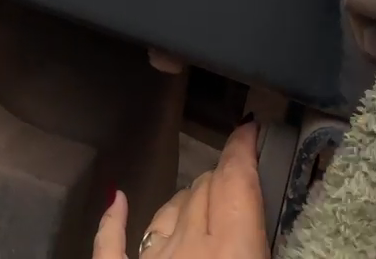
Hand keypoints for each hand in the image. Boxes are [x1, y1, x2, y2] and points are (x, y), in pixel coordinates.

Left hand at [93, 124, 267, 258]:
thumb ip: (264, 243)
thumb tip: (264, 226)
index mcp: (234, 251)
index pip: (236, 180)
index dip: (243, 148)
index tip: (249, 129)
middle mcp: (189, 248)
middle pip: (206, 189)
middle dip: (222, 178)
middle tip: (238, 182)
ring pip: (170, 208)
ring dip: (188, 200)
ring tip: (201, 200)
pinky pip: (111, 245)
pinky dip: (113, 221)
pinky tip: (116, 201)